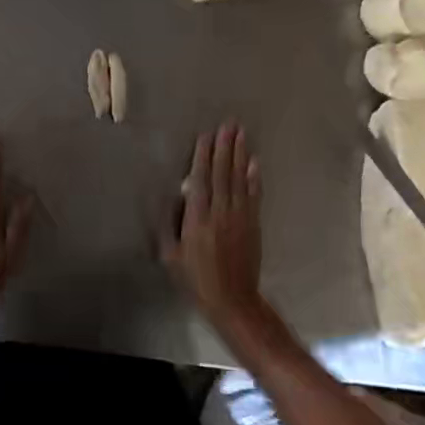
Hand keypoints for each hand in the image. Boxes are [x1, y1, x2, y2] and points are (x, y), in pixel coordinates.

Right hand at [162, 121, 266, 336]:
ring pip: (239, 179)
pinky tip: (254, 162)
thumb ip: (170, 224)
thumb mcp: (171, 255)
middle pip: (223, 173)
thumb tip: (176, 197)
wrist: (232, 300)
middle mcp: (220, 212)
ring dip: (240, 155)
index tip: (206, 136)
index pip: (200, 180)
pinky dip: (254, 177)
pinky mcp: (253, 224)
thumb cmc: (195, 279)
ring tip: (241, 134)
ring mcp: (240, 217)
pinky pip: (254, 195)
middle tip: (228, 125)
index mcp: (197, 219)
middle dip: (224, 147)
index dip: (203, 156)